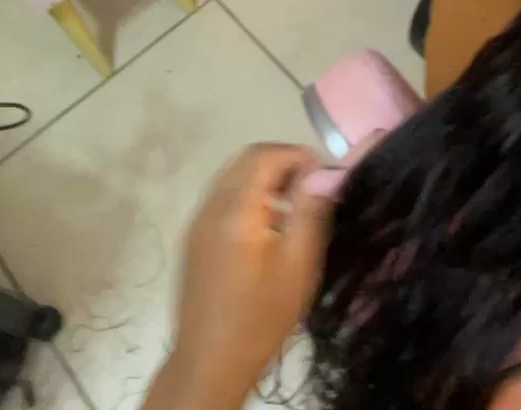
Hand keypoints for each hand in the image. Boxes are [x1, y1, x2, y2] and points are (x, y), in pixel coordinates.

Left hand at [150, 144, 331, 409]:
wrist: (208, 365)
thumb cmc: (260, 317)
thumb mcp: (298, 265)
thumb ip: (311, 210)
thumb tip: (326, 170)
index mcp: (235, 209)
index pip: (265, 155)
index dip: (298, 155)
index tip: (325, 175)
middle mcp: (210, 206)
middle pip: (246, 160)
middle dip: (282, 163)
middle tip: (312, 186)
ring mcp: (198, 222)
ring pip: (233, 177)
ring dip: (266, 179)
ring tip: (295, 206)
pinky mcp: (194, 239)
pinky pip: (224, 198)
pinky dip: (249, 196)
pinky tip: (270, 227)